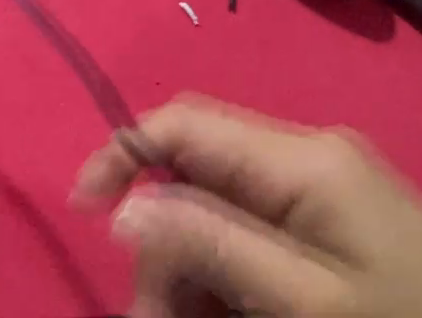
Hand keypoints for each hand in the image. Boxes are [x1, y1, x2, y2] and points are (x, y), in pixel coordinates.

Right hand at [73, 95, 421, 317]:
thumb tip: (125, 209)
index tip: (83, 211)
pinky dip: (233, 276)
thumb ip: (215, 247)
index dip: (123, 154)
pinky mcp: (339, 220)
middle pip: (198, 175)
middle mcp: (307, 154)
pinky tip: (239, 316)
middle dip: (165, 243)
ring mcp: (326, 186)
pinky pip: (259, 232)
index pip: (184, 122)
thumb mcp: (311, 308)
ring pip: (222, 208)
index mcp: (303, 158)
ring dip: (196, 269)